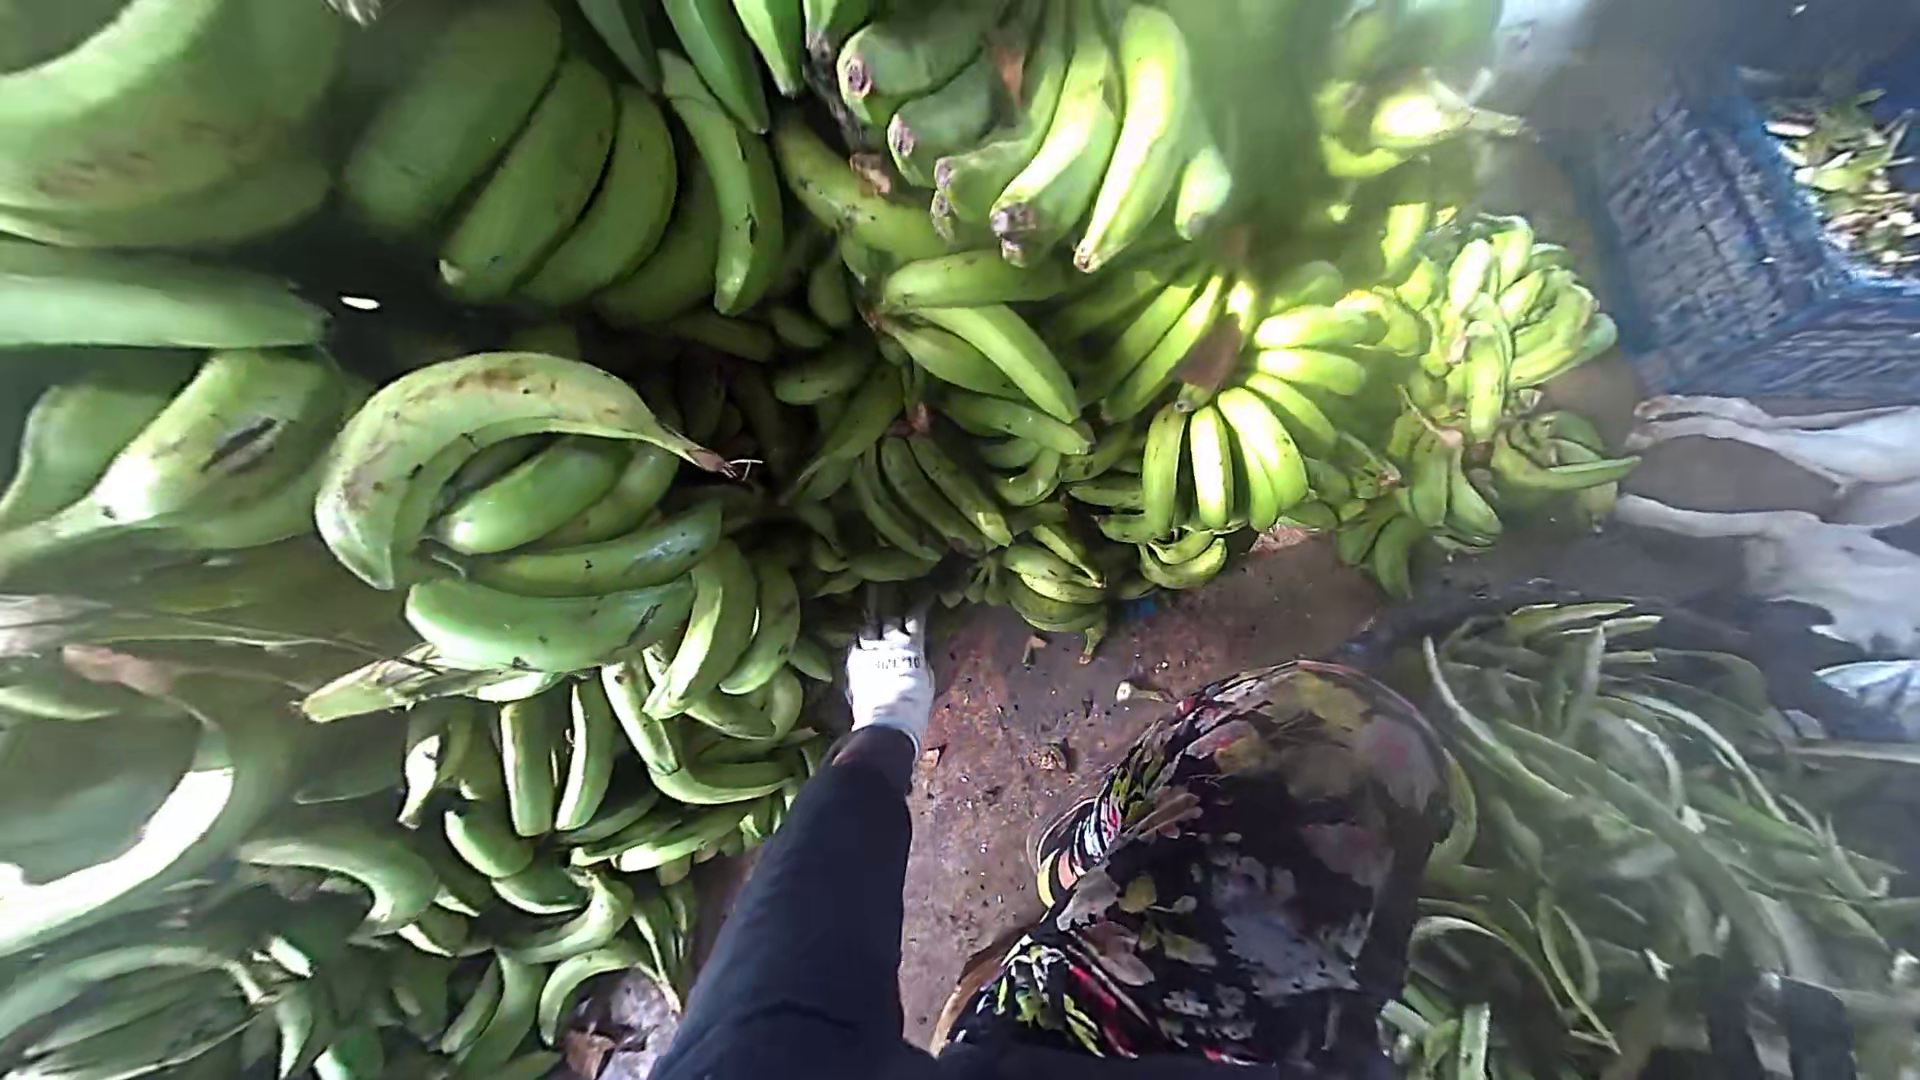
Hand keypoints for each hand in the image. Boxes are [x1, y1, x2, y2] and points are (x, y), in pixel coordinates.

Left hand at [845, 598, 932, 751]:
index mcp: (912, 645)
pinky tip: (859, 644)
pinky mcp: (854, 660)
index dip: (917, 609)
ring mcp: (870, 649)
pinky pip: (854, 643)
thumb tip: (918, 655)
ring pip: (869, 628)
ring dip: (873, 628)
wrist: (888, 721)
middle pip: (890, 620)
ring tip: (873, 631)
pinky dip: (858, 642)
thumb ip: (920, 661)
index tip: (919, 605)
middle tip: (892, 623)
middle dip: (892, 621)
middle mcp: (890, 641)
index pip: (915, 618)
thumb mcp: (927, 680)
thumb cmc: (915, 705)